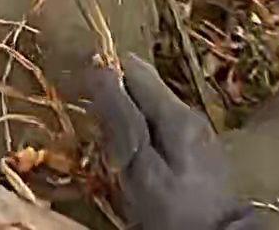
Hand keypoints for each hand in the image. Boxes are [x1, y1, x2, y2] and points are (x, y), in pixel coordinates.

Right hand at [87, 55, 255, 229]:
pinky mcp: (198, 150)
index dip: (103, 72)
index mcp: (174, 110)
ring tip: (109, 139)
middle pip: (141, 83)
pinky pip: (160, 124)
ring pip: (149, 103)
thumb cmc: (177, 212)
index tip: (80, 91)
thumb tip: (99, 70)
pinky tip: (134, 154)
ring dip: (126, 112)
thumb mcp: (141, 169)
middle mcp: (187, 111)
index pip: (131, 66)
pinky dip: (141, 129)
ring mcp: (196, 131)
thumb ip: (121, 118)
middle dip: (113, 93)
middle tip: (92, 119)